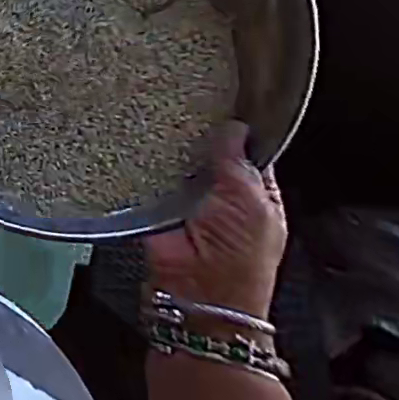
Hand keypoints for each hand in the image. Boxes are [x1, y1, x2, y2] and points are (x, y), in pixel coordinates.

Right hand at [143, 121, 285, 319]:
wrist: (197, 294)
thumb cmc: (238, 257)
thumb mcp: (251, 203)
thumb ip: (239, 162)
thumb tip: (235, 127)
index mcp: (256, 194)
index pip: (248, 151)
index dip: (238, 131)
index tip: (223, 105)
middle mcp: (221, 193)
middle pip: (210, 152)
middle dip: (200, 135)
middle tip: (187, 106)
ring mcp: (187, 197)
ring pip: (179, 159)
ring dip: (172, 147)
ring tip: (161, 118)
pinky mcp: (156, 202)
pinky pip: (151, 173)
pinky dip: (148, 161)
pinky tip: (143, 141)